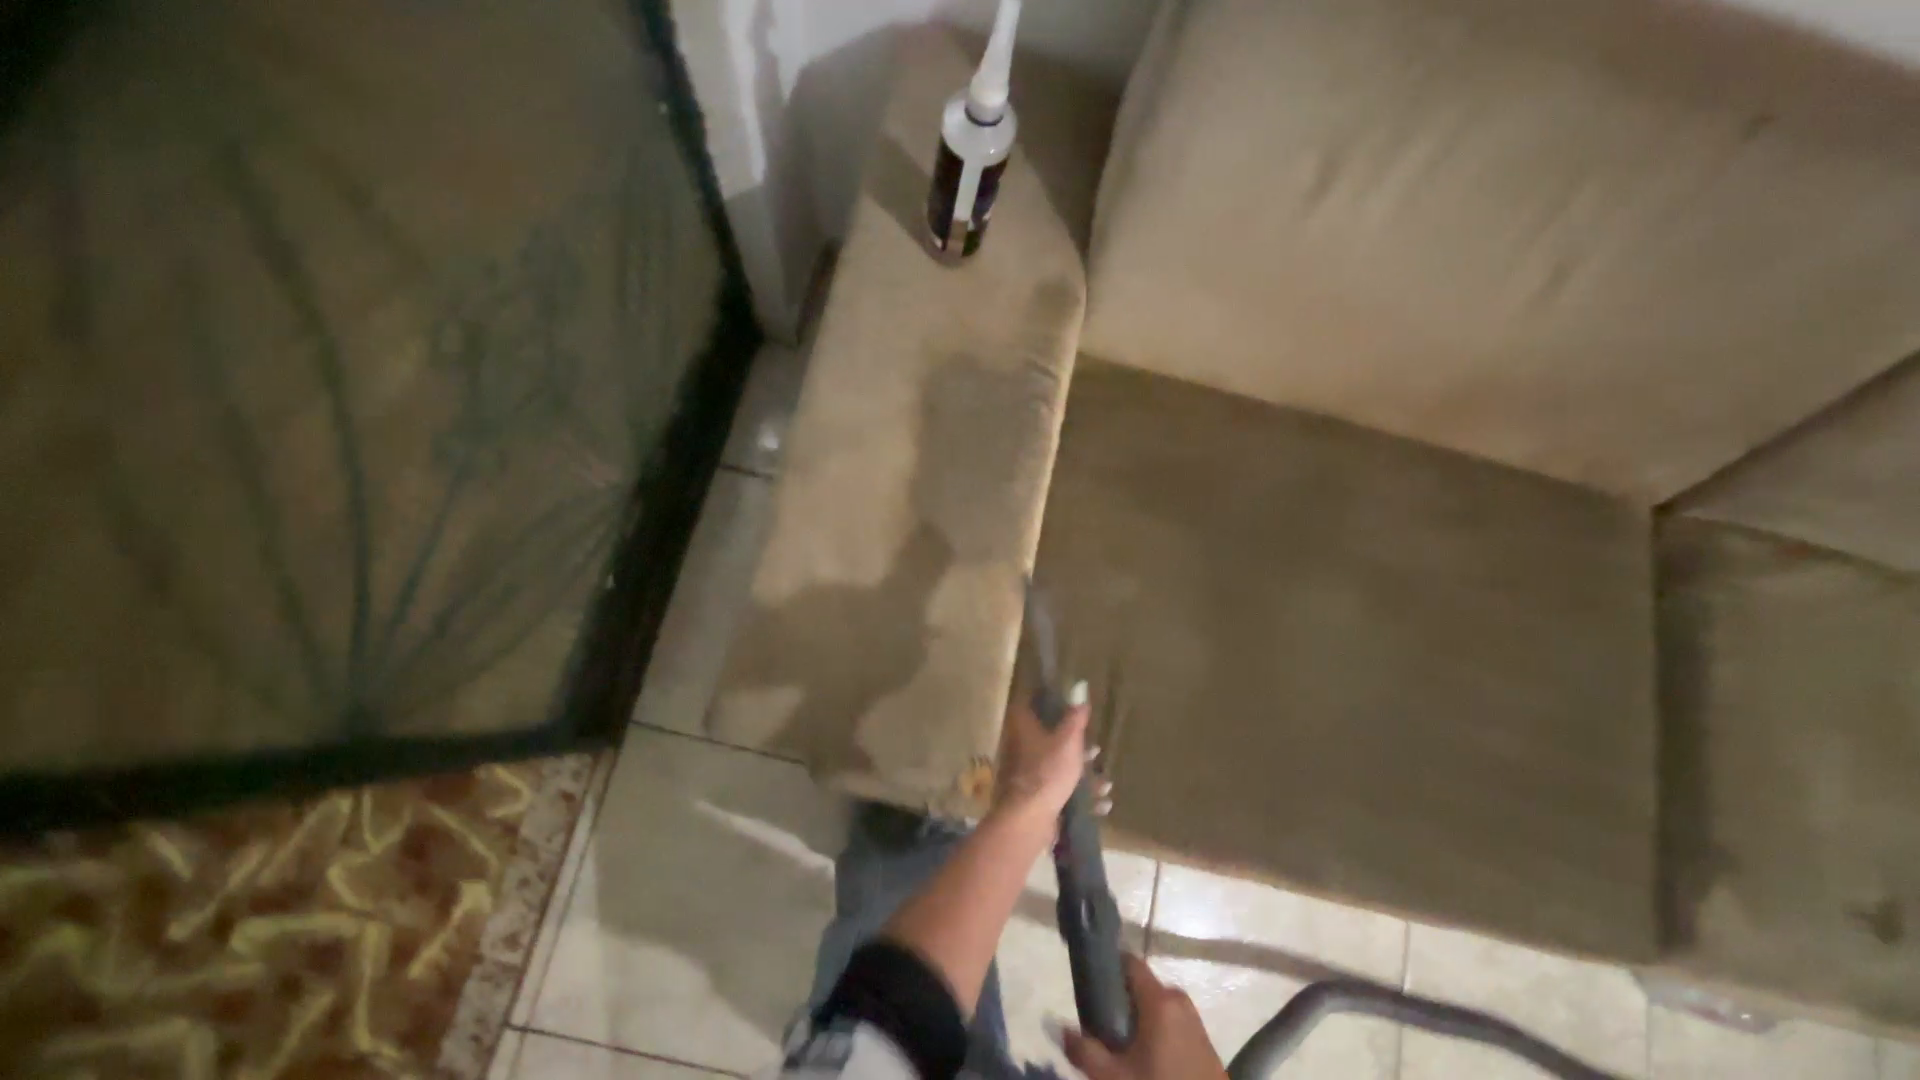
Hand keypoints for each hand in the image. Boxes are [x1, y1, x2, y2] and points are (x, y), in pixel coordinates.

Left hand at [992, 680, 1090, 819]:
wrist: (1030, 817)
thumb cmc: (1048, 770)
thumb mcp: (1068, 740)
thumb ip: (1075, 718)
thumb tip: (1080, 694)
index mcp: (1023, 728)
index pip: (1029, 703)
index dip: (1046, 699)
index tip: (1065, 700)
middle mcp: (1021, 748)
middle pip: (1048, 738)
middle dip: (1076, 745)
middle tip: (1096, 750)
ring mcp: (1026, 774)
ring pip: (1058, 767)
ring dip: (1083, 774)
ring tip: (1105, 783)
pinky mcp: (1035, 797)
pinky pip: (1060, 791)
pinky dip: (1080, 796)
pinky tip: (1101, 804)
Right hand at [1063, 955, 1228, 1079]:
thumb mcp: (1112, 1077)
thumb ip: (1082, 1049)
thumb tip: (1054, 1023)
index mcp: (1160, 1000)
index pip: (1129, 962)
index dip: (1106, 968)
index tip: (1087, 985)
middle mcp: (1180, 1001)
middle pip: (1140, 989)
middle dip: (1118, 1004)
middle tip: (1100, 1031)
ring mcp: (1196, 1023)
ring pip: (1155, 1010)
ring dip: (1136, 1024)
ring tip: (1121, 1053)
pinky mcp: (1205, 1045)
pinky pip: (1172, 1027)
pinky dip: (1155, 1037)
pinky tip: (1146, 1065)